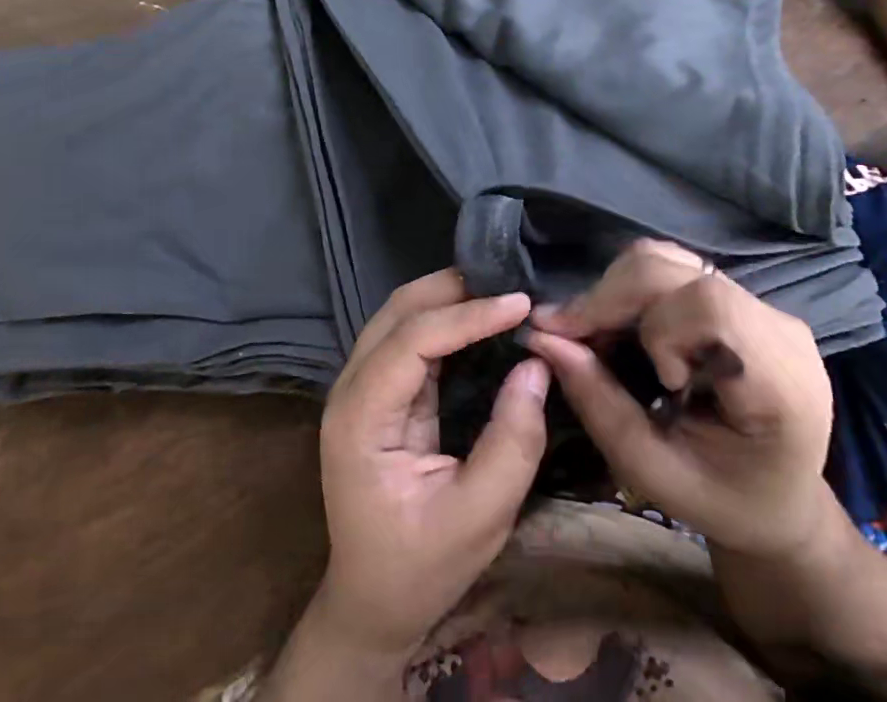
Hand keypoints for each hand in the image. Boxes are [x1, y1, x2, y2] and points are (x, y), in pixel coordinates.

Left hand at [314, 270, 549, 657]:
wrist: (373, 601)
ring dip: (450, 297)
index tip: (522, 303)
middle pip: (396, 312)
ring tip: (505, 292)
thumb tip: (536, 366)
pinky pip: (411, 337)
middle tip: (515, 285)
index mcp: (360, 420)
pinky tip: (483, 318)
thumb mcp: (480, 515)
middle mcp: (350, 392)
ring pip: (400, 316)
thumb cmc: (423, 567)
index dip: (468, 315)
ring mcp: (360, 390)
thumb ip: (512, 441)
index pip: (411, 341)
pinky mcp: (379, 394)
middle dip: (455, 290)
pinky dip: (447, 319)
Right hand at [525, 240, 836, 558]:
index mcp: (780, 383)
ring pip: (673, 261)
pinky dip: (633, 290)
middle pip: (682, 271)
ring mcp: (763, 308)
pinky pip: (677, 272)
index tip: (637, 374)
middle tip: (568, 334)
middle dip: (613, 296)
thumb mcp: (654, 472)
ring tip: (591, 331)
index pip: (712, 307)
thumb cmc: (722, 500)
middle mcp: (779, 328)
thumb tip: (544, 339)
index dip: (658, 328)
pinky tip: (617, 325)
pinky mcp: (742, 301)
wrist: (778, 499)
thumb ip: (601, 405)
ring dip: (618, 290)